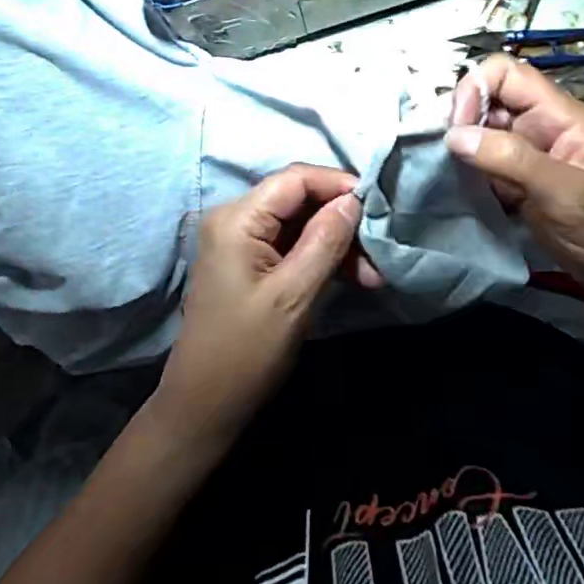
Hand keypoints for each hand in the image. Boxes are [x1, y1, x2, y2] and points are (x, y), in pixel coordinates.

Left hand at [152, 165, 373, 442]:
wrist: (205, 405)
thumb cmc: (246, 351)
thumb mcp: (294, 295)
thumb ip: (325, 241)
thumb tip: (354, 200)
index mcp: (237, 218)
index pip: (295, 178)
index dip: (338, 184)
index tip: (377, 203)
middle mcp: (235, 218)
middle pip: (299, 198)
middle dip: (341, 220)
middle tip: (378, 250)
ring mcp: (240, 239)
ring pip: (300, 222)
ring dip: (336, 243)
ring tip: (372, 275)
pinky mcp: (249, 260)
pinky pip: (292, 243)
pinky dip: (321, 257)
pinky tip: (352, 278)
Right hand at [445, 54, 583, 318]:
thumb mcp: (568, 193)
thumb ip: (511, 160)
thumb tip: (453, 135)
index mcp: (559, 115)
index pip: (507, 74)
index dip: (475, 88)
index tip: (457, 128)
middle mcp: (540, 128)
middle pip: (488, 100)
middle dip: (461, 120)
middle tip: (445, 155)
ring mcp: (529, 158)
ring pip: (482, 134)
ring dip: (460, 148)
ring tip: (446, 174)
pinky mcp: (520, 187)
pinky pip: (485, 167)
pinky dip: (467, 174)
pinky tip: (457, 191)